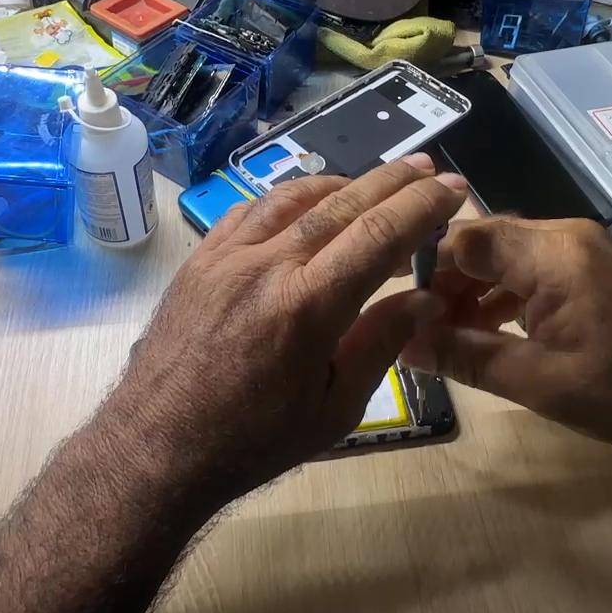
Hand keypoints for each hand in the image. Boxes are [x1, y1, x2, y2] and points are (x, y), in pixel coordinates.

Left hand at [110, 156, 467, 504]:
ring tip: (374, 183)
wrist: (157, 446)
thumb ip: (382, 342)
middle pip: (341, 202)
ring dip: (341, 183)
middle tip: (428, 166)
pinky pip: (250, 209)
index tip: (454, 188)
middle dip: (392, 180)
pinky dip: (289, 198)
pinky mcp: (200, 257)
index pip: (379, 234)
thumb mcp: (335, 408)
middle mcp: (267, 265)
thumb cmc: (253, 440)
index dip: (422, 206)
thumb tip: (426, 296)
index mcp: (307, 306)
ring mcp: (227, 255)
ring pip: (294, 196)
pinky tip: (306, 205)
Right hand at [403, 216, 611, 451]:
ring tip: (447, 333)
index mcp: (553, 253)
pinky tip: (489, 329)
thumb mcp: (540, 382)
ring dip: (473, 290)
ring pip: (506, 255)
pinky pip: (532, 268)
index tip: (400, 308)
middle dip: (446, 281)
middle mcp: (566, 236)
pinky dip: (504, 294)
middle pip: (484, 242)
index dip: (425, 269)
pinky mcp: (593, 269)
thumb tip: (404, 345)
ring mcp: (583, 250)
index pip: (466, 239)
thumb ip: (467, 357)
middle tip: (420, 325)